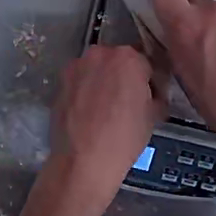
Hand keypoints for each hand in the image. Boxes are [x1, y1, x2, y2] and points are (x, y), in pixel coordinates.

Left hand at [50, 43, 163, 179]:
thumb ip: (155, 94)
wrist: (83, 161)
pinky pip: (81, 82)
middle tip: (131, 102)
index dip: (152, 81)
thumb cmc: (124, 137)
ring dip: (105, 82)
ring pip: (98, 70)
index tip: (153, 96)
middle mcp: (100, 54)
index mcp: (129, 58)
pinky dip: (87, 91)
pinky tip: (91, 113)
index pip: (147, 63)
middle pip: (120, 61)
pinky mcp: (60, 82)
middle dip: (126, 77)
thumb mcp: (154, 115)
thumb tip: (152, 94)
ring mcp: (77, 67)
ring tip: (108, 109)